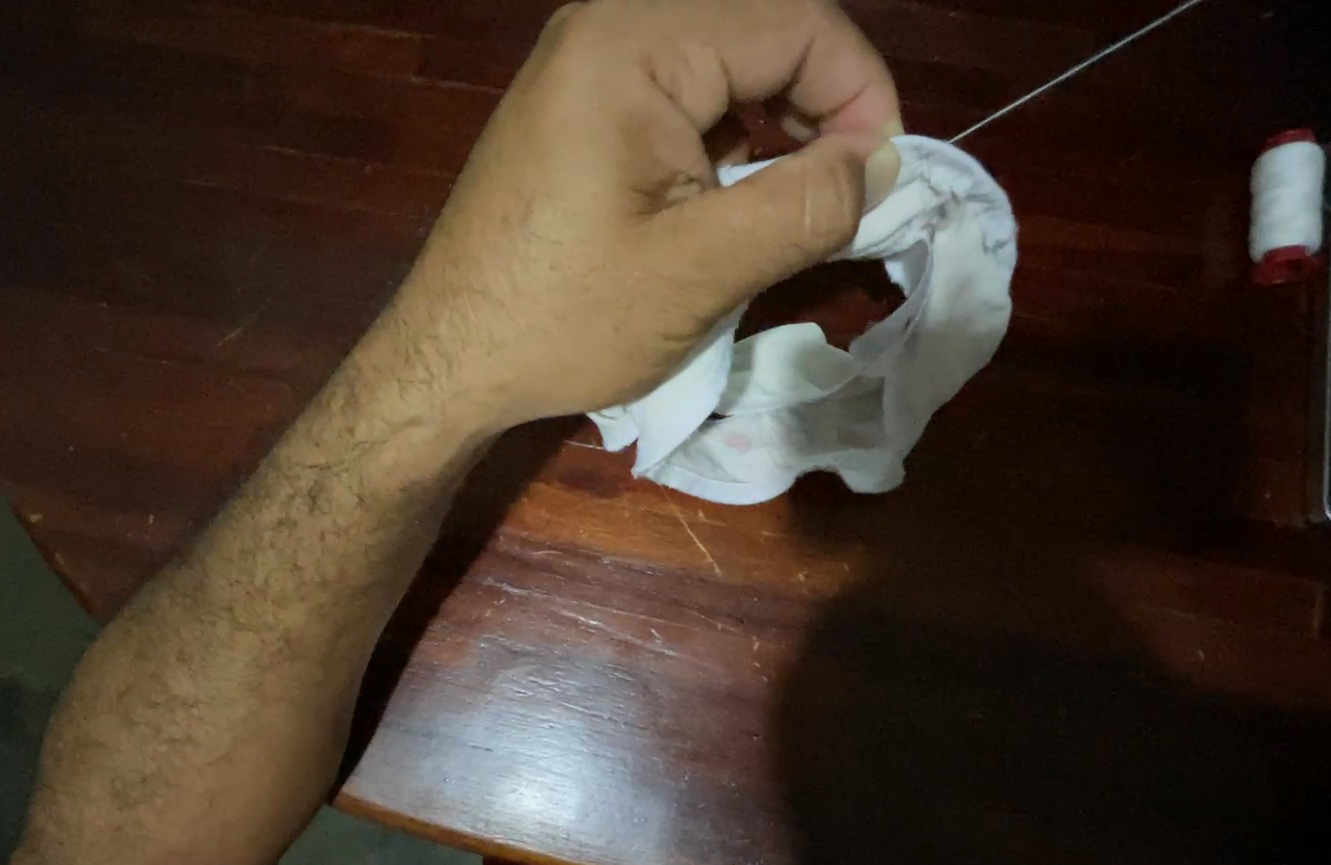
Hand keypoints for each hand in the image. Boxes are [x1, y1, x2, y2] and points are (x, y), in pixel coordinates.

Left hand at [372, 0, 903, 435]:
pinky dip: (717, 150)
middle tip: (836, 200)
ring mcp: (578, 72)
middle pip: (756, 37)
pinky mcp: (569, 118)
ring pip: (717, 76)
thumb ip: (805, 207)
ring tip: (782, 212)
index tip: (881, 182)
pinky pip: (671, 107)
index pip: (796, 22)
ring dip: (768, 135)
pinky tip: (720, 207)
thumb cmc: (563, 321)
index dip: (861, 95)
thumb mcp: (698, 271)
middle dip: (815, 114)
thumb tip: (882, 165)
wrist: (448, 363)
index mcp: (634, 42)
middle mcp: (603, 30)